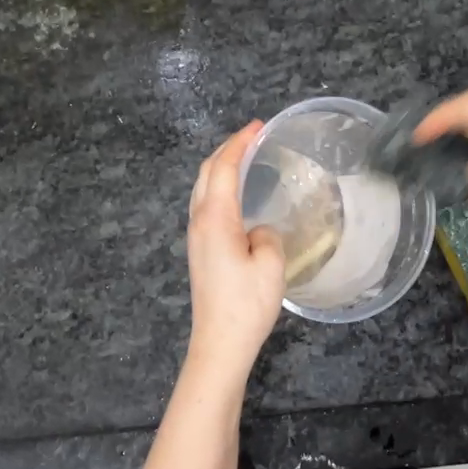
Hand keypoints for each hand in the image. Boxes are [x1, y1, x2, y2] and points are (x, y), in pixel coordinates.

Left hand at [185, 121, 285, 378]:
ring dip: (221, 168)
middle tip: (252, 137)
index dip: (240, 143)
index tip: (258, 126)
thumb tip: (258, 230)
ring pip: (203, 189)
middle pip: (206, 173)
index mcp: (215, 218)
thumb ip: (267, 235)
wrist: (220, 342)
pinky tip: (236, 195)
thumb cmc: (247, 304)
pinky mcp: (200, 251)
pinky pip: (206, 205)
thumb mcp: (271, 264)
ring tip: (245, 158)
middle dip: (227, 149)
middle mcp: (199, 222)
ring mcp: (196, 237)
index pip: (224, 167)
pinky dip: (220, 188)